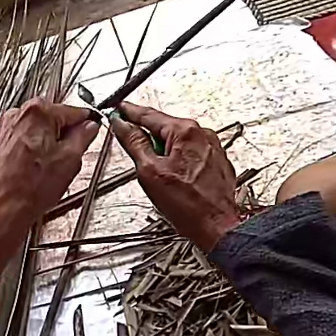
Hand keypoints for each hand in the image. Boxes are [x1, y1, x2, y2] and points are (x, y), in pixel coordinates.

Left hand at [0, 99, 100, 322]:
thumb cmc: (27, 189)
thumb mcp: (70, 160)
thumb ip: (83, 137)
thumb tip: (89, 128)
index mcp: (38, 112)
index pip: (73, 110)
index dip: (86, 122)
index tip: (92, 129)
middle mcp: (17, 116)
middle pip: (51, 117)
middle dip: (64, 134)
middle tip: (73, 155)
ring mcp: (3, 130)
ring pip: (35, 131)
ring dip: (46, 144)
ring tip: (52, 169)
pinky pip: (21, 143)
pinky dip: (30, 153)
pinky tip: (35, 173)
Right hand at [110, 101, 243, 251]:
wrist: (216, 227)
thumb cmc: (189, 205)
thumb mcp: (149, 171)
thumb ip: (134, 143)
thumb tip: (122, 125)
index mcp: (185, 132)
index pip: (149, 115)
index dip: (129, 112)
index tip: (118, 109)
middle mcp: (202, 134)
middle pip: (165, 127)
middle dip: (148, 137)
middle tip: (134, 151)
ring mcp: (211, 147)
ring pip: (177, 141)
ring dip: (164, 151)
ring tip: (160, 176)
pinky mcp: (216, 160)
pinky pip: (191, 152)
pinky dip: (179, 160)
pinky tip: (176, 179)